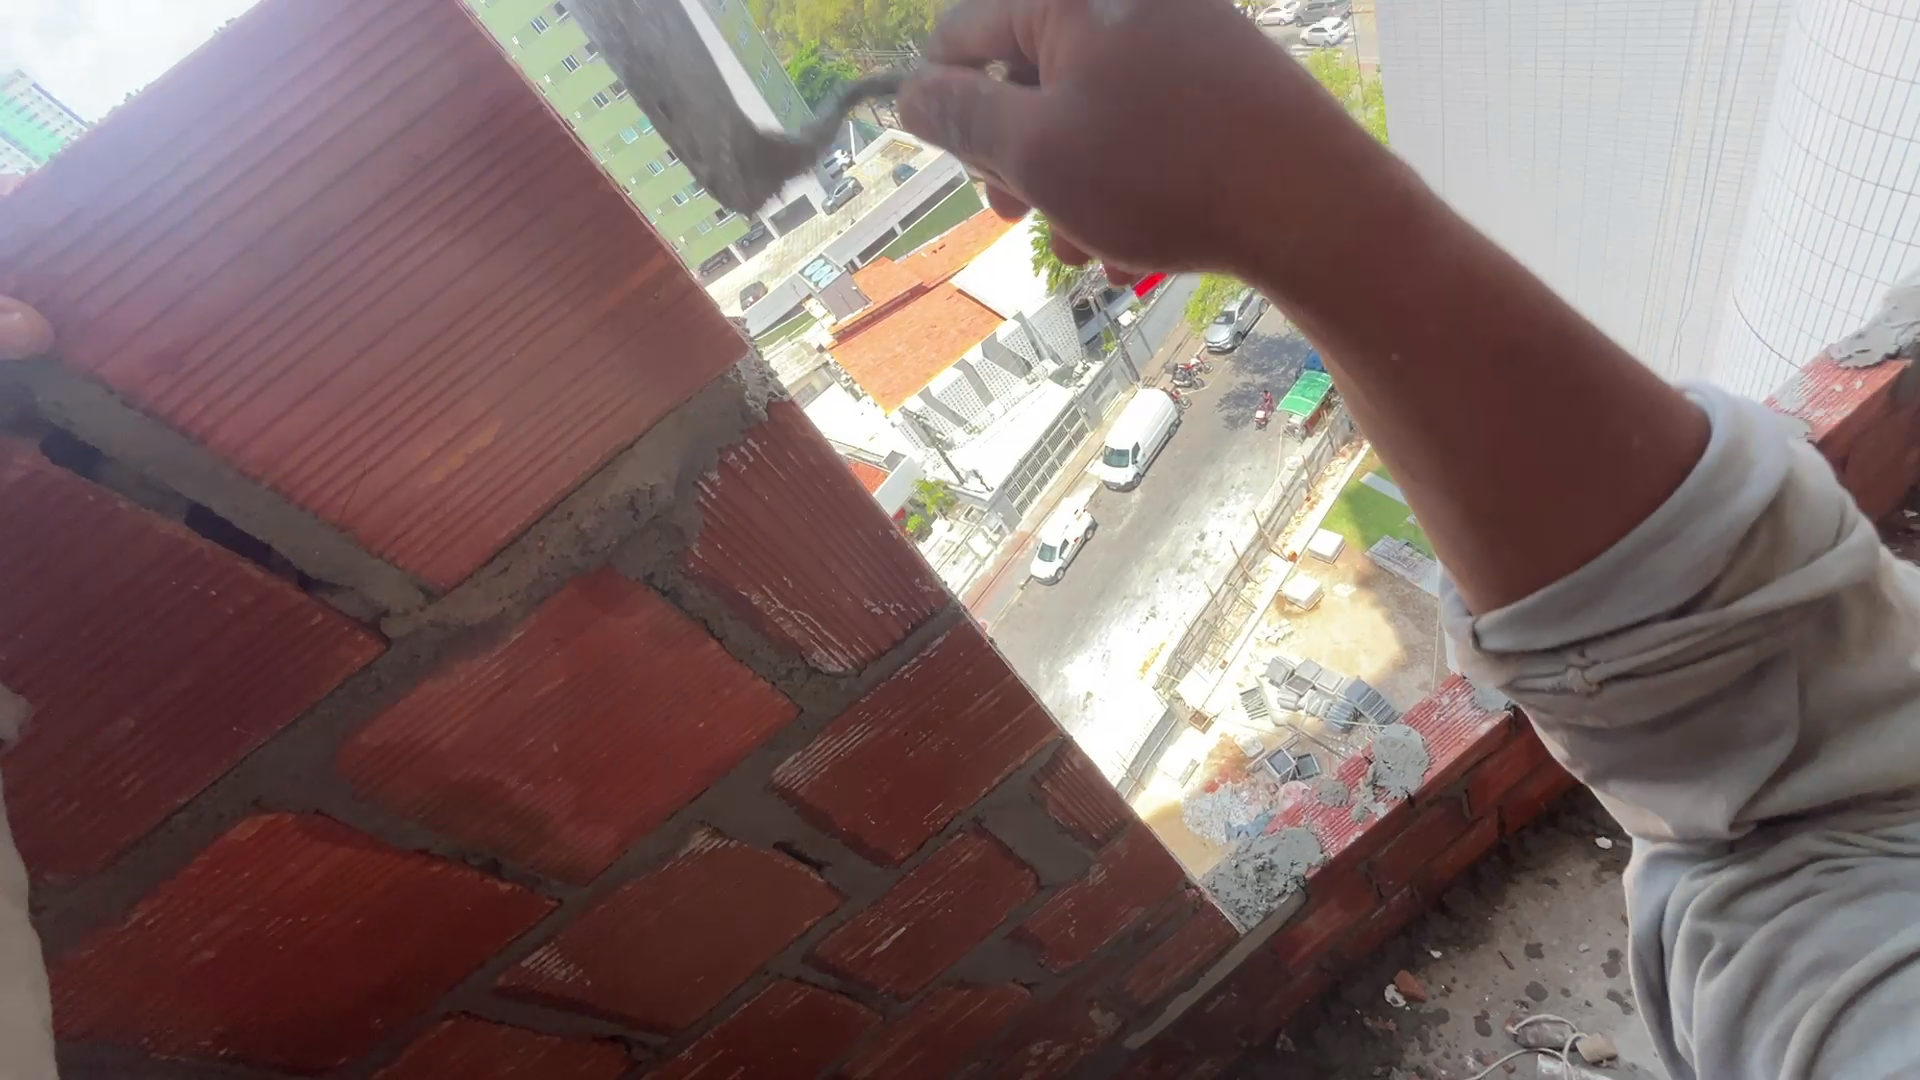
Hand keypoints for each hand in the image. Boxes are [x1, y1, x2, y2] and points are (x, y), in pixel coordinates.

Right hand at [897, 0, 1378, 282]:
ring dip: (1064, 194)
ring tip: (1086, 246)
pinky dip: (1115, 191)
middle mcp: (1116, 5)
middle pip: (1020, 82)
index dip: (947, 109)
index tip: (971, 170)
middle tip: (1023, 215)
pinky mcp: (1204, 86)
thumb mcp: (1035, 151)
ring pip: (1076, 123)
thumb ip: (960, 118)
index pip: (960, 36)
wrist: (1304, 204)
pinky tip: (1127, 243)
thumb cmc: (1156, 175)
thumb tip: (907, 95)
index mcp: (1066, 1)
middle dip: (1013, 162)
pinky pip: (1130, 136)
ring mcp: (1168, 42)